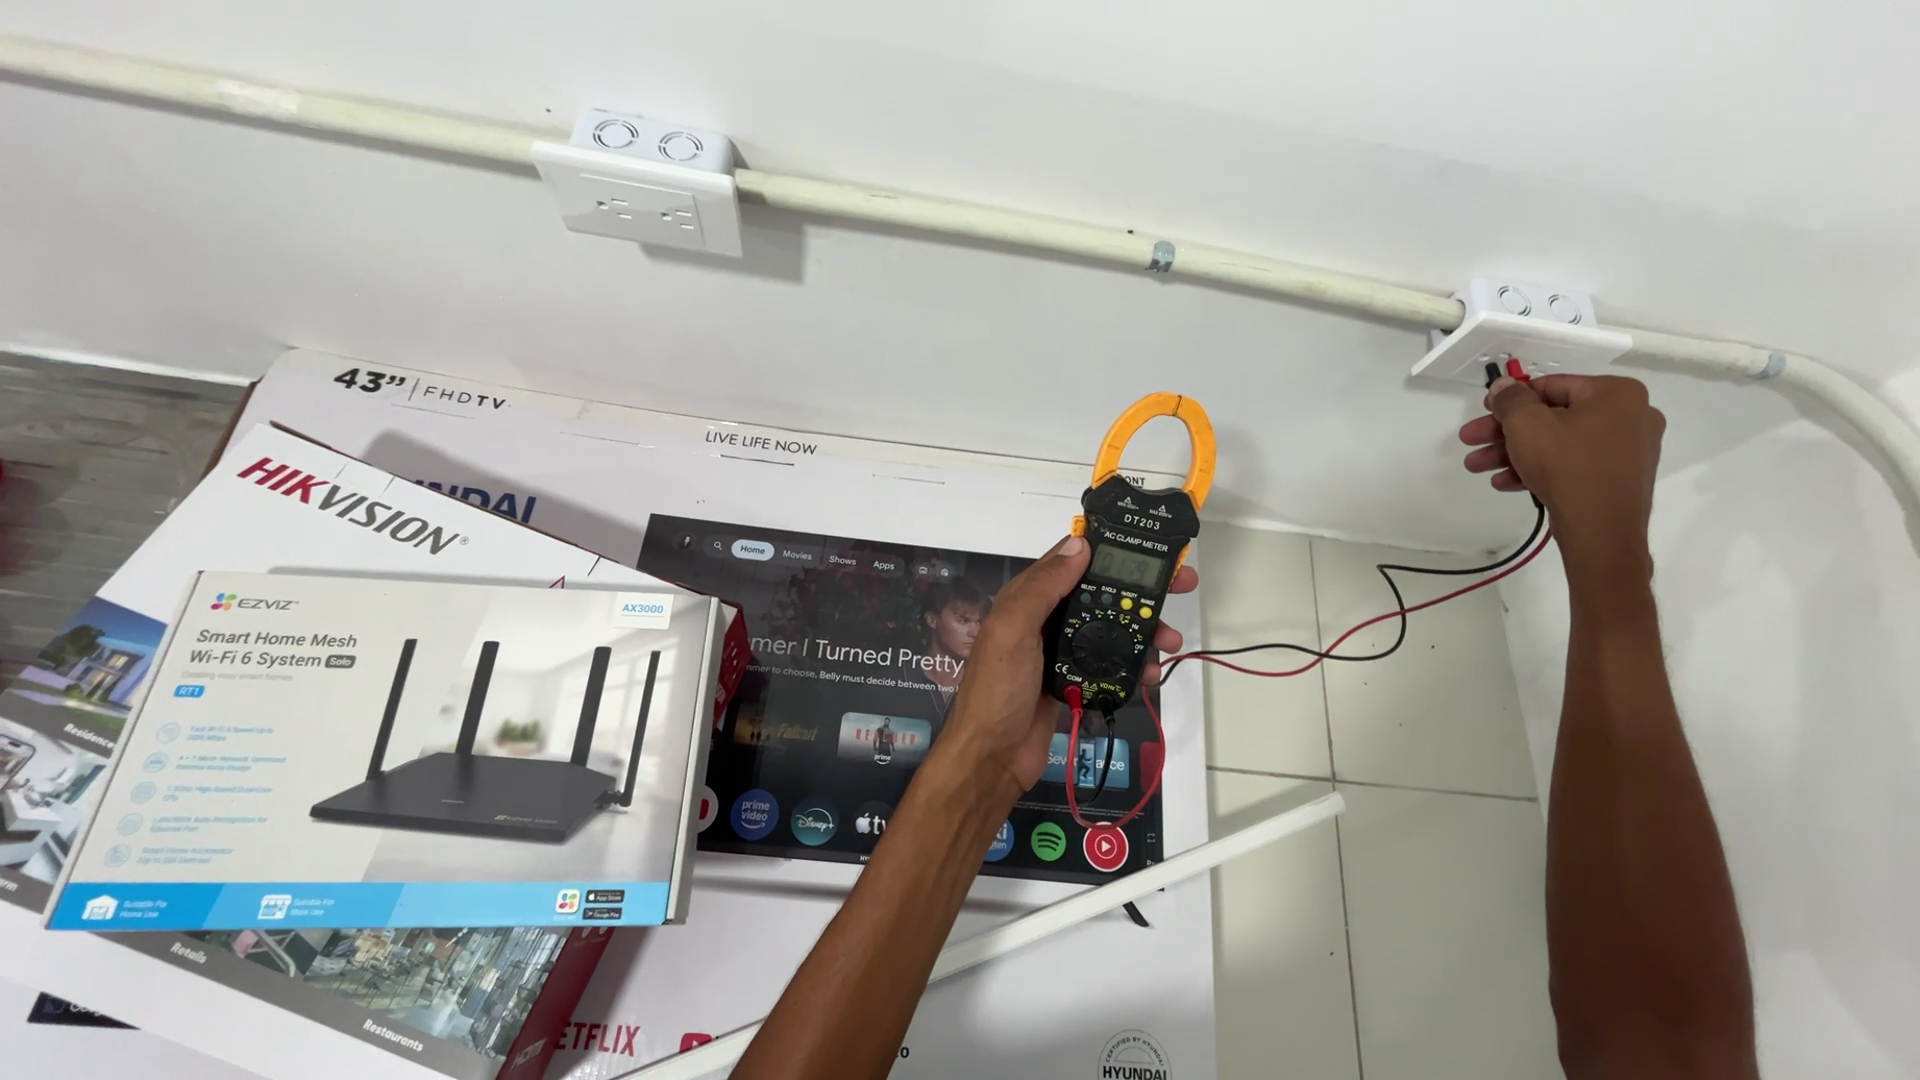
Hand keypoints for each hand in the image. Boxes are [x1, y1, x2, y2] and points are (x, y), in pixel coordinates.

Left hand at [928, 535, 1197, 805]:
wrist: (992, 757)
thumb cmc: (998, 689)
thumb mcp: (1013, 630)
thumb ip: (1043, 587)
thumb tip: (1079, 543)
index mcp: (1027, 598)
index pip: (1071, 560)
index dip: (1109, 550)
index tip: (1149, 547)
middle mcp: (1044, 618)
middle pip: (1099, 593)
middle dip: (1139, 590)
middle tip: (1182, 587)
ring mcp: (1060, 650)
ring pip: (1110, 629)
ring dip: (1142, 630)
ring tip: (1171, 641)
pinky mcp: (1073, 679)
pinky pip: (1109, 663)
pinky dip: (1132, 664)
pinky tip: (1149, 672)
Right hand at [1459, 374, 1665, 570]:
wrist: (1602, 529)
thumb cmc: (1566, 465)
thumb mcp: (1526, 425)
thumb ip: (1511, 399)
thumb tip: (1504, 386)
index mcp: (1616, 393)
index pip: (1552, 386)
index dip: (1511, 398)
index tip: (1484, 412)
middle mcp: (1630, 415)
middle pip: (1551, 417)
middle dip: (1505, 432)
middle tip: (1470, 440)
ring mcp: (1628, 448)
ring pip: (1558, 443)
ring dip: (1514, 453)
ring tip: (1478, 467)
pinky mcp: (1619, 477)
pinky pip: (1573, 463)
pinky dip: (1540, 468)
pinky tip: (1507, 482)